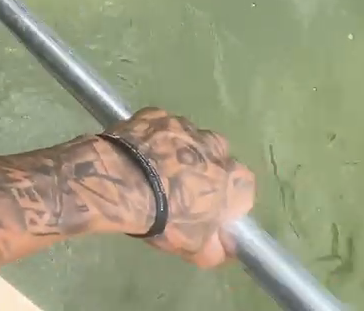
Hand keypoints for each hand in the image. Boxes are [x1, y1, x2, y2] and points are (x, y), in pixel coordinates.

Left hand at [99, 108, 255, 267]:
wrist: (120, 184)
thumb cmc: (166, 220)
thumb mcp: (199, 250)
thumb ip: (217, 247)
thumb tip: (222, 244)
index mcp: (234, 180)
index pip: (242, 185)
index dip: (227, 194)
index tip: (211, 202)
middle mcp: (213, 147)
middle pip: (217, 151)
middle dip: (206, 162)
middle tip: (185, 177)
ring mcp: (181, 126)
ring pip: (188, 132)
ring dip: (179, 144)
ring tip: (159, 159)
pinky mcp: (151, 113)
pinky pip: (159, 121)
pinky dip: (154, 131)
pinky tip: (141, 143)